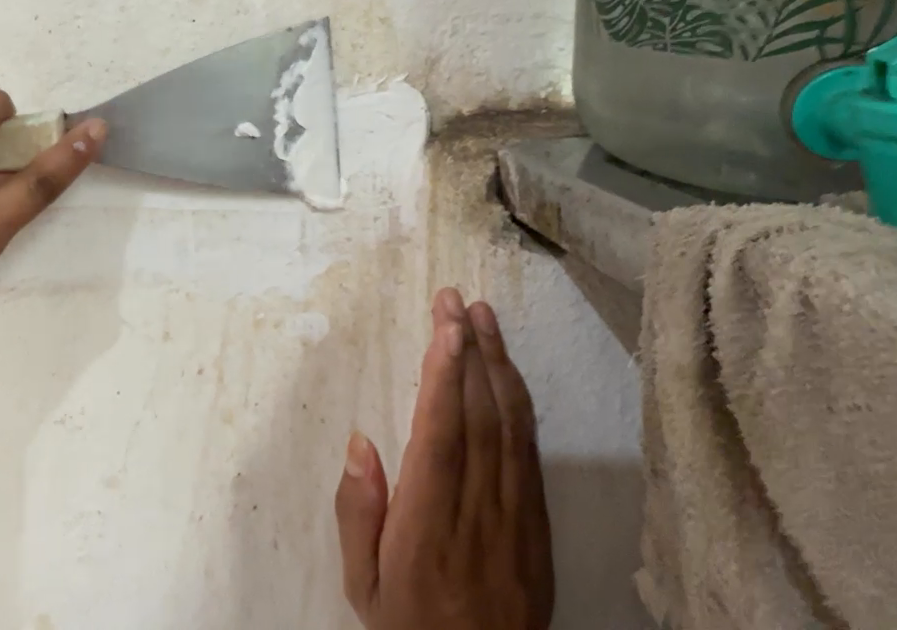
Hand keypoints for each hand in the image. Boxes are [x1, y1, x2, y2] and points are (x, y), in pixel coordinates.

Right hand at [335, 288, 554, 629]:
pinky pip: (529, 448)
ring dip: (497, 363)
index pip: (441, 439)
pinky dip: (519, 400)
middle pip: (479, 417)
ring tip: (482, 315)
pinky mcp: (538, 518)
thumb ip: (357, 515)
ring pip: (510, 424)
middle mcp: (476, 511)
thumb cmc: (411, 627)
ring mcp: (516, 513)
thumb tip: (360, 442)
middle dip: (468, 351)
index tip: (444, 328)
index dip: (444, 379)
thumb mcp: (364, 588)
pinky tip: (506, 369)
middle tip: (455, 300)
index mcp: (427, 527)